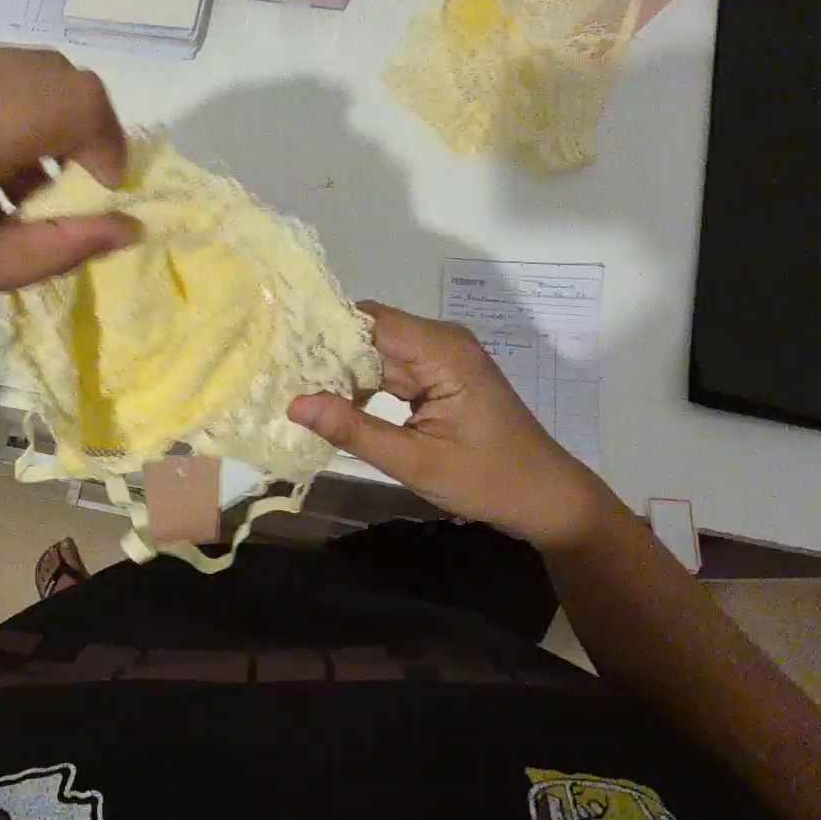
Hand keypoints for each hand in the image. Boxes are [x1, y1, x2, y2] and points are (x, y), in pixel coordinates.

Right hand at [288, 301, 619, 548]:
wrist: (545, 499)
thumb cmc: (488, 480)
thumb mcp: (414, 461)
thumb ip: (353, 430)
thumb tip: (294, 403)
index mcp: (442, 351)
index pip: (369, 320)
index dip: (323, 329)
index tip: (278, 346)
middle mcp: (441, 342)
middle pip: (369, 333)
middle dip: (324, 353)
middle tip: (275, 374)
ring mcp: (440, 359)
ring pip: (374, 353)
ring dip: (338, 372)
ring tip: (291, 388)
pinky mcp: (437, 377)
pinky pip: (388, 371)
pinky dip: (359, 386)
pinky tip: (327, 403)